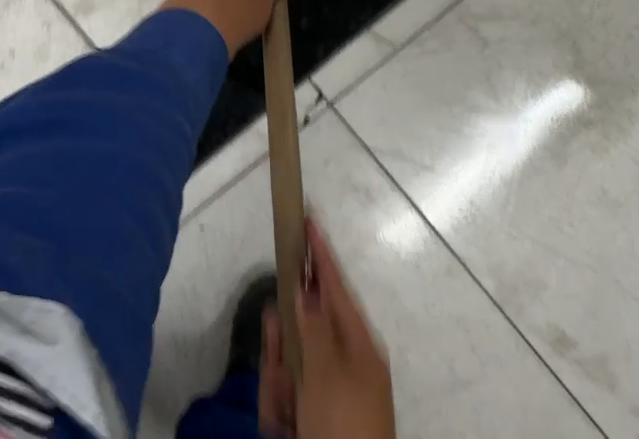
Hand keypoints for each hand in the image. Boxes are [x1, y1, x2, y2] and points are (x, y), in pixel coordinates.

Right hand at [264, 219, 395, 438]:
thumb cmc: (344, 426)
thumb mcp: (325, 375)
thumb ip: (311, 325)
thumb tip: (304, 285)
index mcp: (357, 344)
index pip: (334, 285)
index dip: (321, 253)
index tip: (309, 219)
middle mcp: (343, 360)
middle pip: (297, 332)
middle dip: (282, 359)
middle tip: (288, 390)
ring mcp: (327, 388)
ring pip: (285, 366)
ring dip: (281, 390)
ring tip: (292, 421)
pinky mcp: (313, 412)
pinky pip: (284, 394)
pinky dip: (281, 410)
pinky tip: (289, 427)